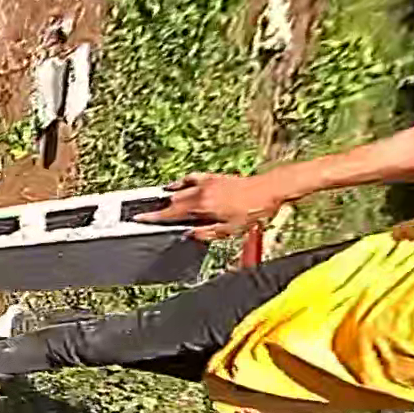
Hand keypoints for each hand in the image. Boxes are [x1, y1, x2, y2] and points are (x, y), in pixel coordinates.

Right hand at [137, 172, 290, 240]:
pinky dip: (181, 182)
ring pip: (179, 191)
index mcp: (200, 207)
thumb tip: (189, 234)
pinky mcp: (215, 178)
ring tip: (161, 204)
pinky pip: (191, 178)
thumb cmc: (255, 210)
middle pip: (172, 202)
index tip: (138, 219)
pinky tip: (175, 186)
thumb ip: (206, 233)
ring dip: (169, 198)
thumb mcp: (230, 229)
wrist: (275, 188)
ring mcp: (207, 184)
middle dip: (160, 210)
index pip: (169, 214)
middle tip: (151, 217)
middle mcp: (200, 193)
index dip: (152, 218)